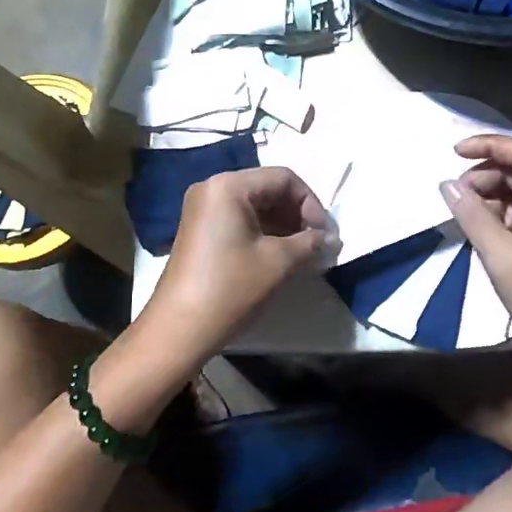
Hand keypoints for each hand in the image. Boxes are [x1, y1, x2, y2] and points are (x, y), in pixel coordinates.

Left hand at [144, 167, 338, 369]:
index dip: (312, 204)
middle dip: (299, 216)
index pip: (284, 179)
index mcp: (229, 186)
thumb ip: (311, 243)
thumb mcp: (279, 262)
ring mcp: (204, 210)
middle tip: (319, 245)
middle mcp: (213, 189)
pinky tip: (284, 256)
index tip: (326, 234)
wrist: (178, 331)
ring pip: (257, 207)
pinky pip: (242, 221)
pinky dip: (266, 234)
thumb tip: (333, 240)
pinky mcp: (201, 231)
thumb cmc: (230, 288)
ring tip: (307, 254)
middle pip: (269, 190)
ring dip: (285, 227)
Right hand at [439, 136, 511, 372]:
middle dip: (490, 177)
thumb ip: (474, 216)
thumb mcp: (505, 260)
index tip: (455, 150)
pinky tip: (489, 228)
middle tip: (457, 193)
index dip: (490, 147)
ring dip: (498, 197)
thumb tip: (448, 184)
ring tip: (470, 213)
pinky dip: (509, 216)